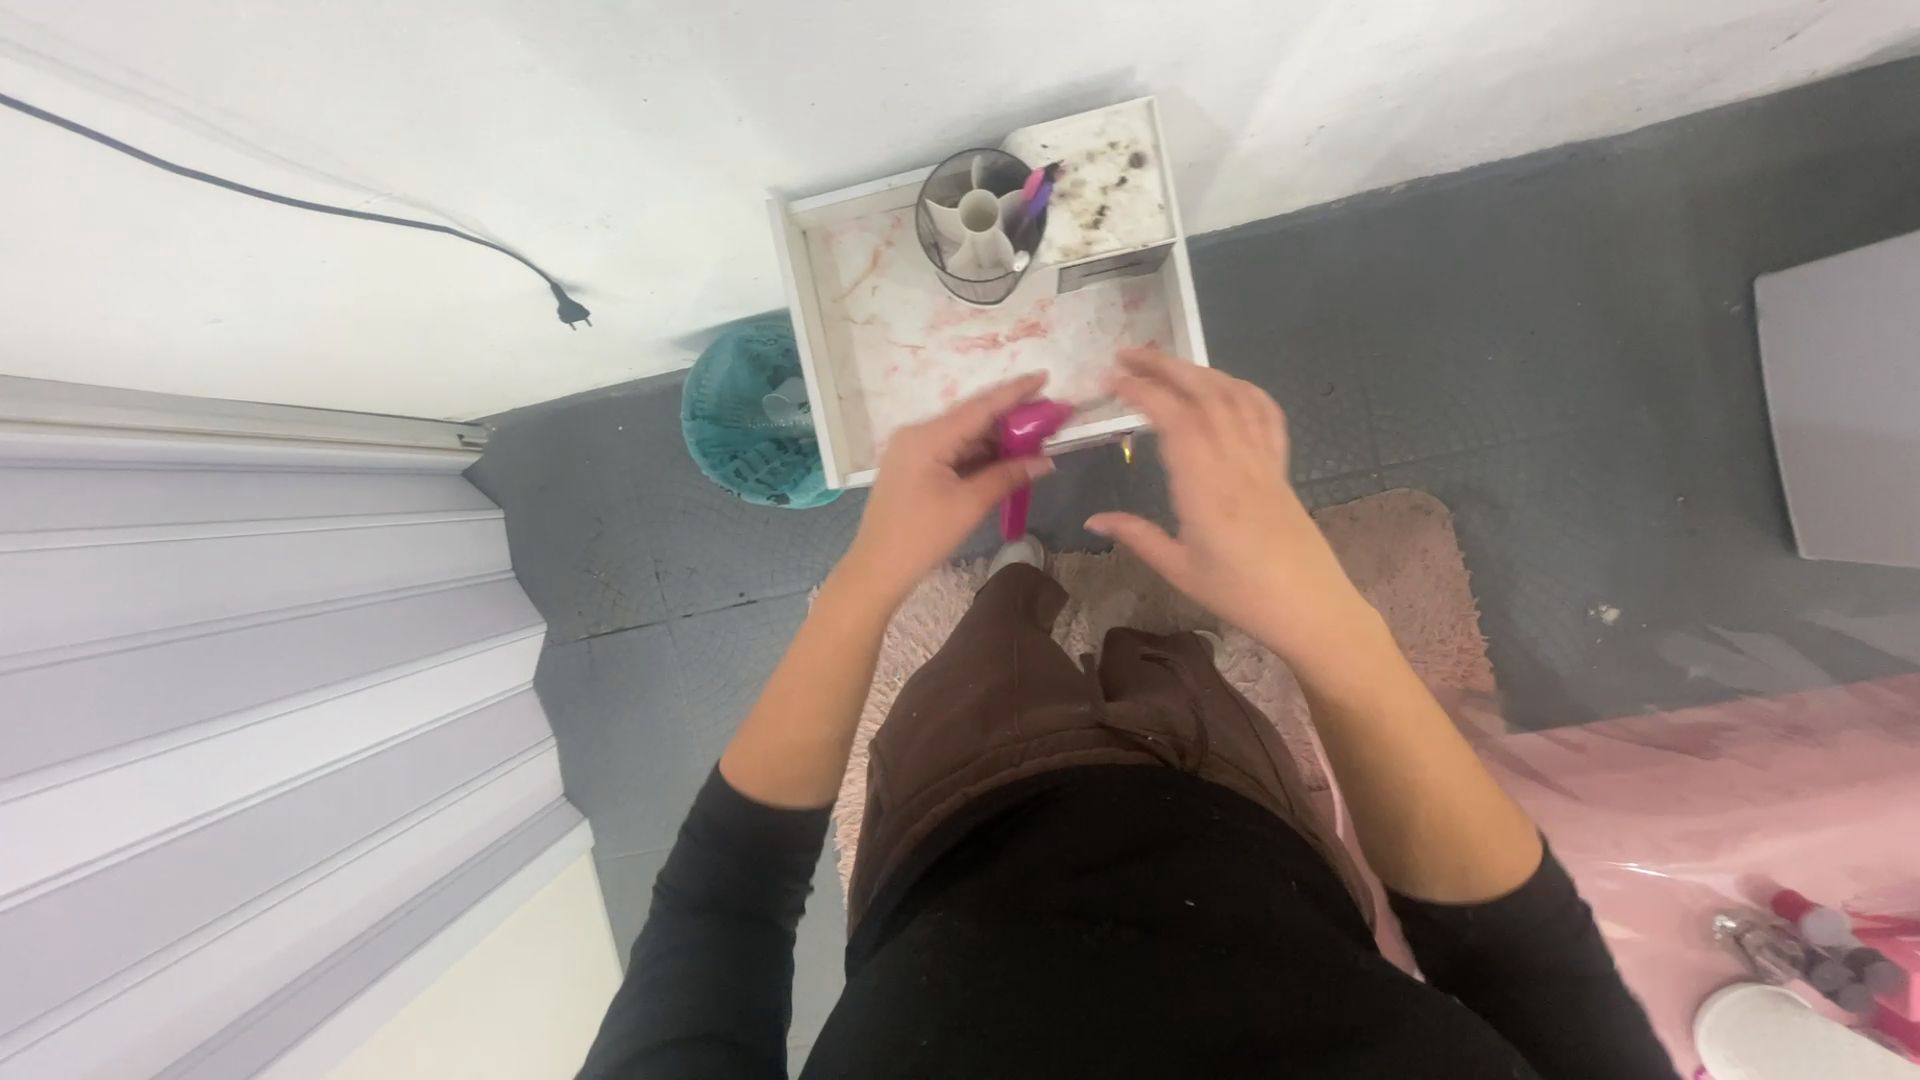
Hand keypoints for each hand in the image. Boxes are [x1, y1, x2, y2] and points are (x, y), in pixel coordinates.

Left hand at [839, 374, 1054, 604]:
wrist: (877, 569)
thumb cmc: (922, 537)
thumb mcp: (969, 506)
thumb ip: (1007, 476)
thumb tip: (1044, 462)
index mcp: (927, 437)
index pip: (980, 406)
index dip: (1015, 391)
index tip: (1044, 376)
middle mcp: (917, 434)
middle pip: (971, 418)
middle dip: (1011, 418)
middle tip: (1048, 416)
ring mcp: (912, 450)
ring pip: (963, 436)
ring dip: (996, 439)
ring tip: (1035, 438)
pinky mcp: (913, 467)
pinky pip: (952, 451)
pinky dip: (979, 454)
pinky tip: (1006, 457)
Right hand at [1086, 349, 1369, 659]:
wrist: (1309, 607)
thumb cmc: (1239, 593)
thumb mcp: (1178, 568)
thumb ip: (1136, 536)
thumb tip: (1093, 519)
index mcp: (1206, 486)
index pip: (1175, 420)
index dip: (1144, 391)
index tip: (1113, 379)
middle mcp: (1236, 461)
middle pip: (1204, 394)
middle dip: (1165, 366)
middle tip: (1128, 354)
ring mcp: (1263, 460)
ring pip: (1235, 397)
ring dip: (1199, 371)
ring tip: (1166, 363)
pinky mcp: (1280, 467)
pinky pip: (1266, 415)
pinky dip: (1243, 389)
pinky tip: (1224, 384)